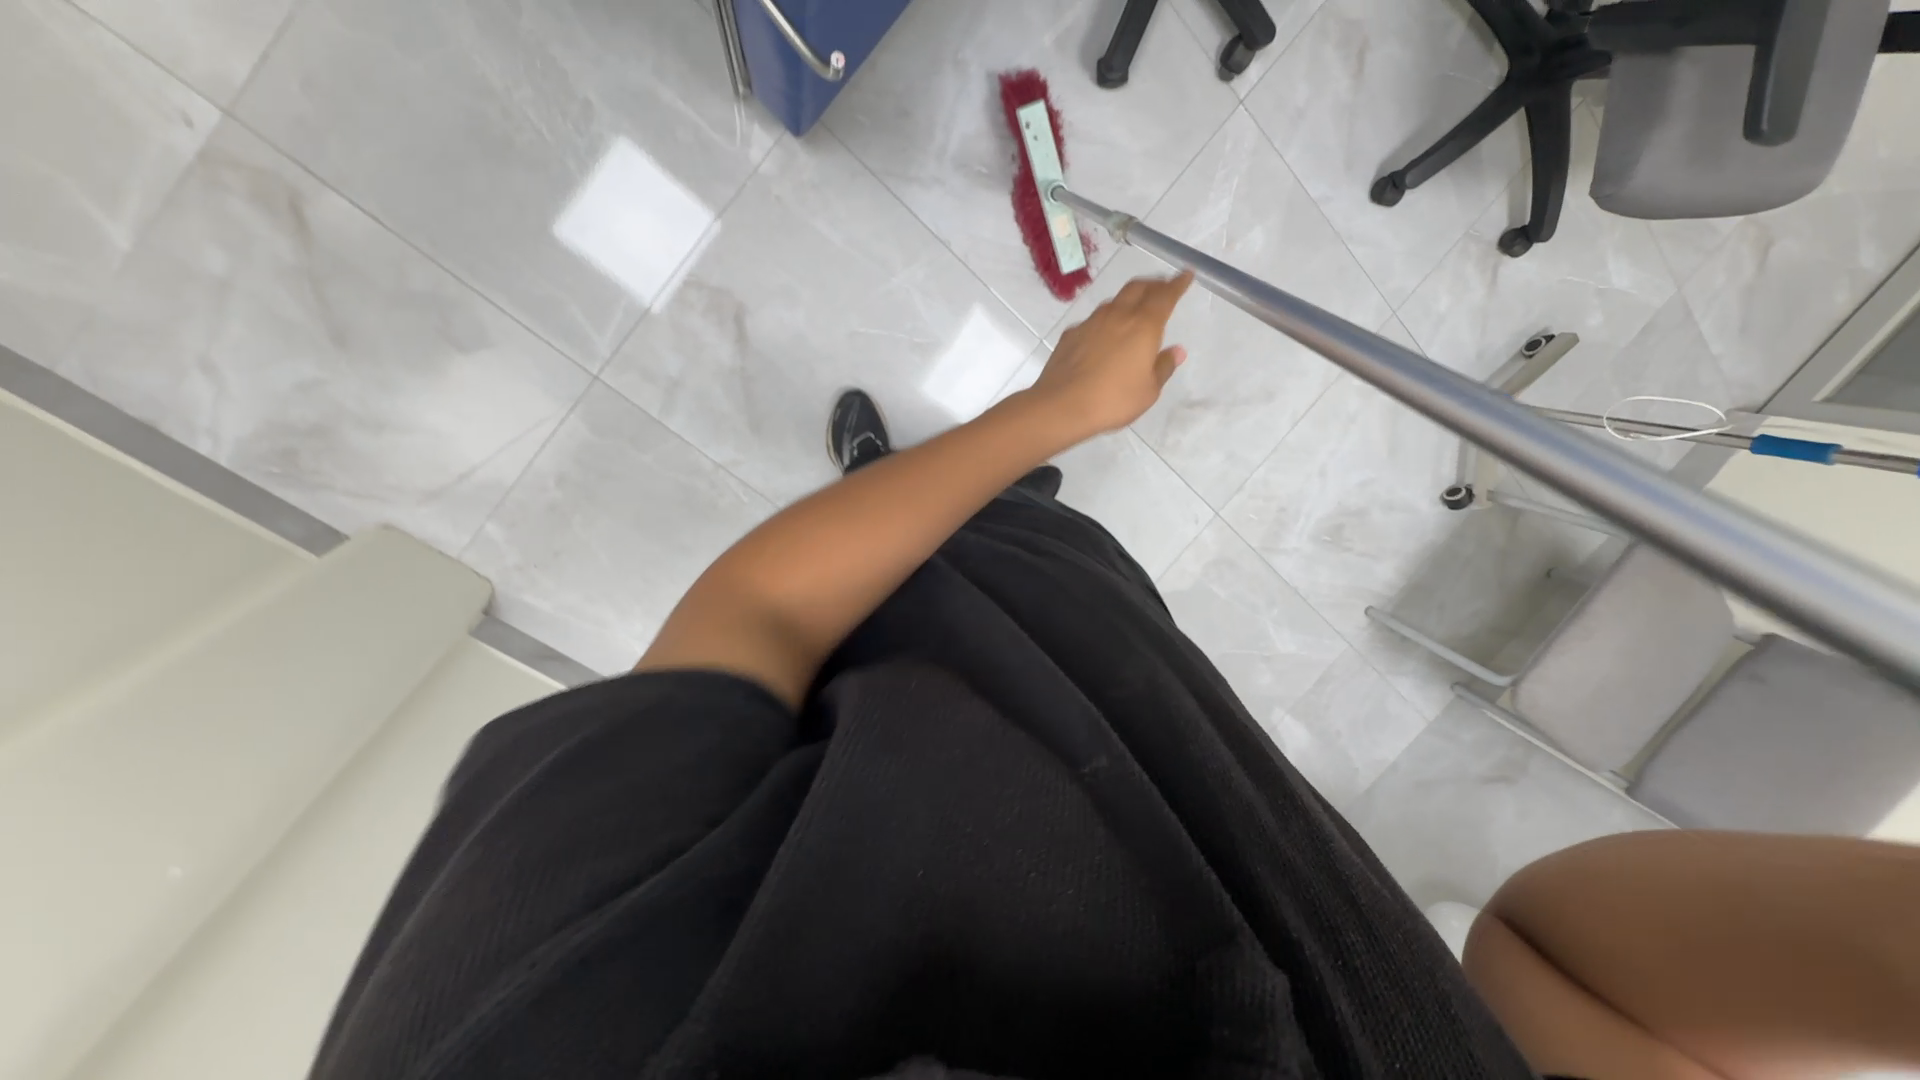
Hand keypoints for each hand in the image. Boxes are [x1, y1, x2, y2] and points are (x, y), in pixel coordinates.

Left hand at [1026, 270, 1193, 438]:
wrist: (1061, 405)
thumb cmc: (1113, 400)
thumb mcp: (1148, 390)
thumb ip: (1163, 367)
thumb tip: (1176, 351)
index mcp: (1143, 326)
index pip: (1165, 296)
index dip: (1177, 284)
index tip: (1186, 275)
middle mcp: (1117, 316)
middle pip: (1138, 288)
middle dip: (1153, 284)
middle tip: (1163, 287)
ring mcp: (1091, 323)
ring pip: (1114, 302)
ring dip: (1128, 300)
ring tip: (1134, 309)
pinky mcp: (1071, 334)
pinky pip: (1094, 320)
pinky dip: (1106, 320)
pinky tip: (1104, 334)